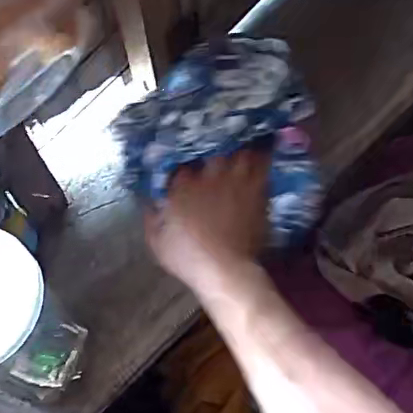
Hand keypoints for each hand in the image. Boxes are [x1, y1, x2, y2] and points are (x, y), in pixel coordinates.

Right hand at [145, 150, 270, 296]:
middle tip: (217, 145)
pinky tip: (263, 154)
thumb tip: (149, 201)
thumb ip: (151, 216)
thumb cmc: (187, 258)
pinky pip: (263, 166)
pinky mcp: (257, 191)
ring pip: (241, 150)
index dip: (183, 161)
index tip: (184, 166)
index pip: (181, 161)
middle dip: (215, 145)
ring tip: (243, 143)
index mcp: (182, 186)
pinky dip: (263, 158)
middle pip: (213, 147)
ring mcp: (235, 181)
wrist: (225, 270)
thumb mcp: (156, 241)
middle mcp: (209, 176)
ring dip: (241, 146)